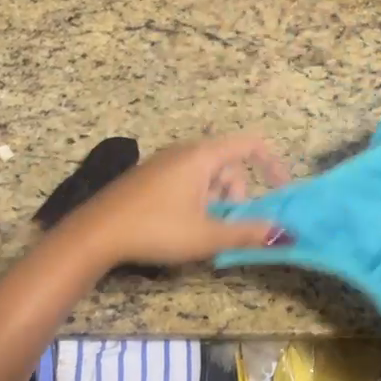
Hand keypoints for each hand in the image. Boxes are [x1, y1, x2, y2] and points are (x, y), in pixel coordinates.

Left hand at [65, 133, 289, 265]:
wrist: (96, 233)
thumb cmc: (155, 229)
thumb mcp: (207, 236)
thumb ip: (248, 233)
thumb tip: (284, 233)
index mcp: (202, 156)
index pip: (250, 144)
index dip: (273, 164)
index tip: (282, 191)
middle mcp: (184, 151)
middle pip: (228, 165)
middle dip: (237, 195)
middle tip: (228, 226)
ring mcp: (164, 163)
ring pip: (207, 176)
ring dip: (217, 202)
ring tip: (205, 232)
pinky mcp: (149, 177)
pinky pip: (187, 181)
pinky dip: (198, 200)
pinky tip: (183, 227)